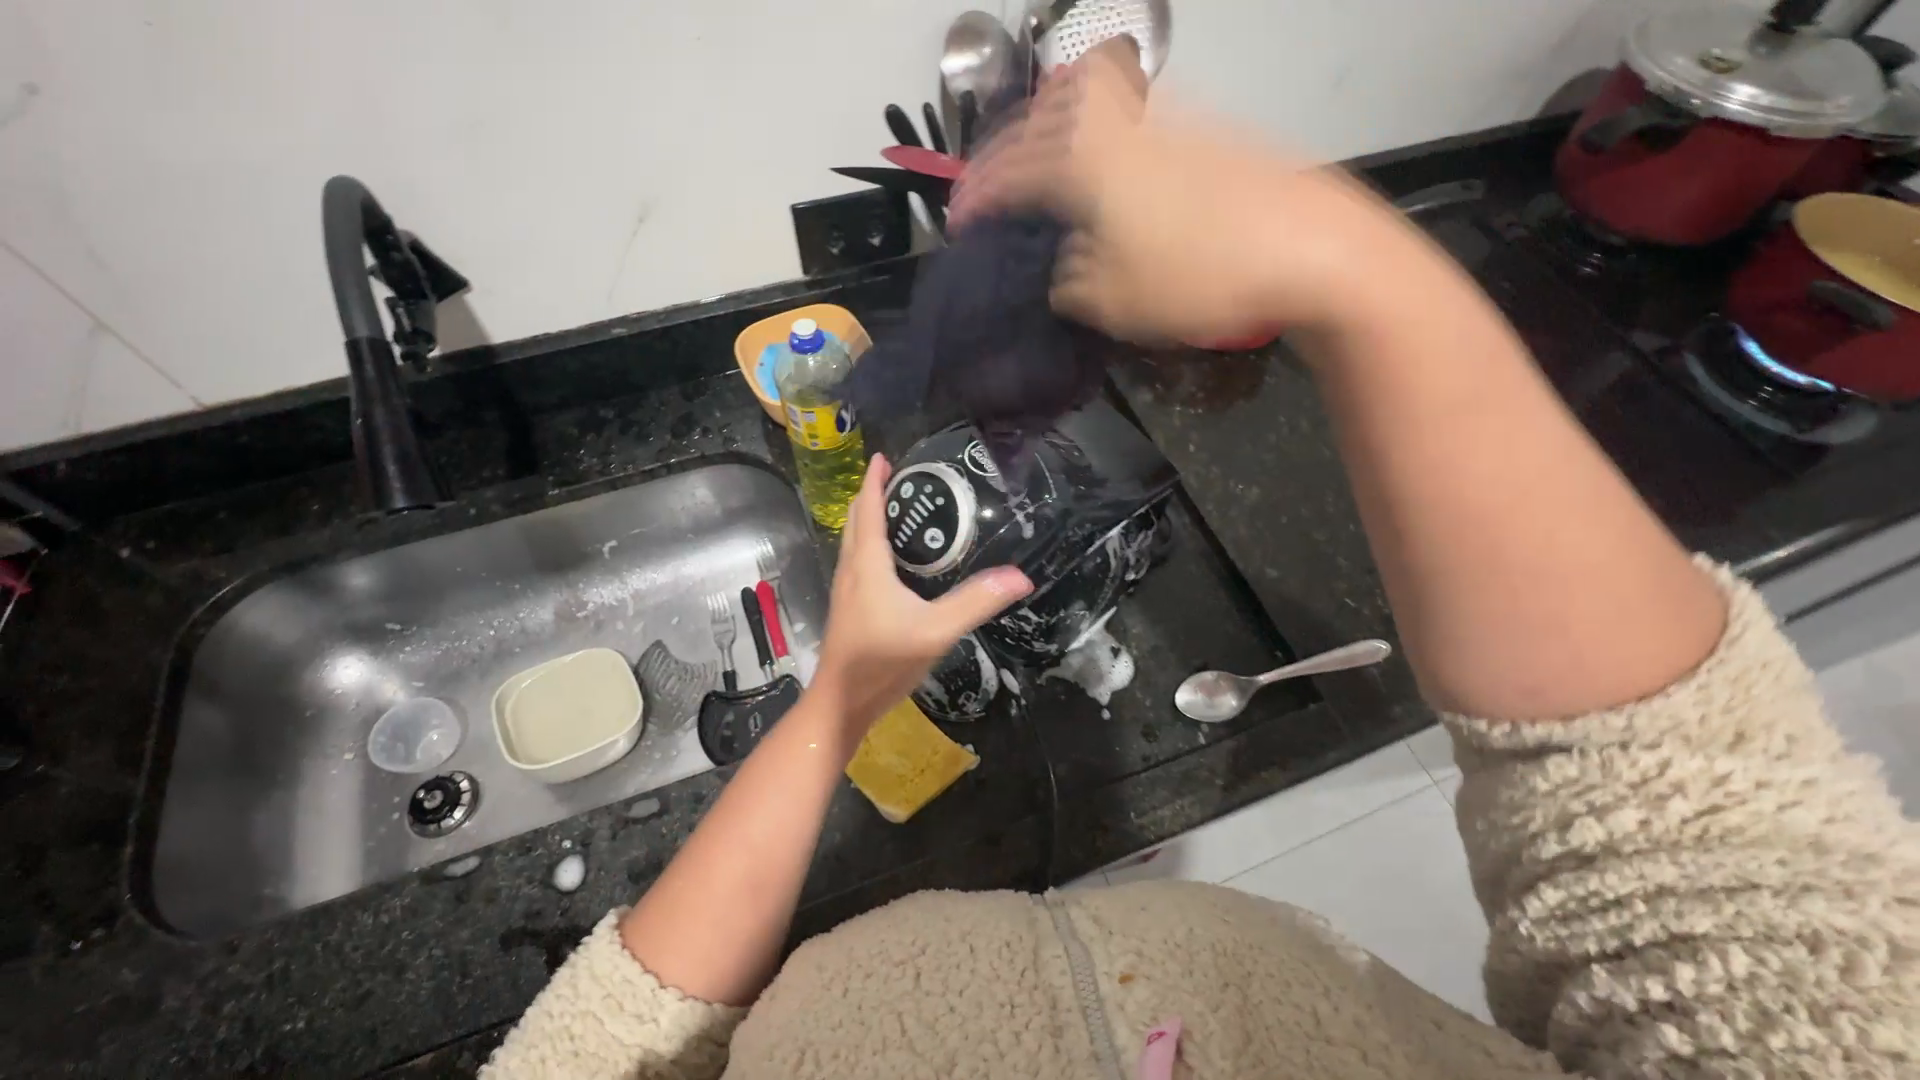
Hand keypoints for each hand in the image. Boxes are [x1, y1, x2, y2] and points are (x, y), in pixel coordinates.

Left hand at [807, 455, 1032, 744]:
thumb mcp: (935, 632)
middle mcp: (851, 571)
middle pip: (857, 522)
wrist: (842, 704)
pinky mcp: (849, 610)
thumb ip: (975, 602)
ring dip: (869, 521)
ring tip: (898, 511)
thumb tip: (1020, 576)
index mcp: (867, 565)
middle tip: (899, 479)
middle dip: (872, 496)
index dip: (873, 482)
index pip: (867, 510)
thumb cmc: (882, 662)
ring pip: (854, 544)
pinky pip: (858, 563)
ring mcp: (846, 592)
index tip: (883, 457)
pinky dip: (871, 546)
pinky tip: (893, 563)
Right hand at [952, 38, 1396, 344]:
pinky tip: (1104, 168)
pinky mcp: (1203, 128)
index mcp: (1083, 160)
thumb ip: (1069, 283)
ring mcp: (1165, 118)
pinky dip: (1096, 137)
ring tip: (1039, 169)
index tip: (961, 223)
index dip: (979, 197)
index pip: (1011, 171)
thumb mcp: (1112, 300)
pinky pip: (1127, 120)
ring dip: (1050, 133)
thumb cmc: (1200, 276)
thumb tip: (1063, 271)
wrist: (1312, 248)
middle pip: (1042, 120)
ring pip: (1087, 107)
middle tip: (993, 187)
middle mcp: (1118, 123)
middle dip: (1007, 153)